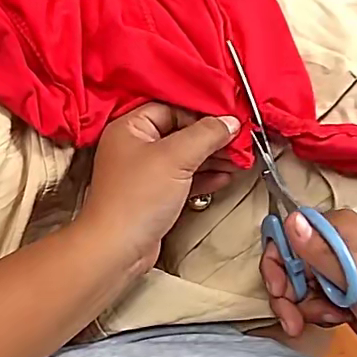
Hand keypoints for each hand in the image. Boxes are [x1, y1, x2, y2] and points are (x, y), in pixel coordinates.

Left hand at [77, 104, 239, 276]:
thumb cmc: (134, 201)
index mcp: (130, 128)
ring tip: (238, 160)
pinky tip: (224, 176)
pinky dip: (205, 177)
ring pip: (186, 157)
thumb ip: (206, 135)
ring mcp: (145, 172)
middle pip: (182, 132)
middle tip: (238, 141)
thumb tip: (229, 122)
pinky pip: (185, 179)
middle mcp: (135, 147)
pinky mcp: (156, 195)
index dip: (202, 113)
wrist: (118, 249)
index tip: (229, 119)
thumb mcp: (176, 157)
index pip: (172, 108)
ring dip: (213, 158)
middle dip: (212, 138)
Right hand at [260, 208, 356, 356]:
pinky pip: (310, 298)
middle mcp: (336, 243)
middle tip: (294, 316)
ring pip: (296, 284)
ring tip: (328, 317)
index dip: (278, 262)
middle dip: (288, 292)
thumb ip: (321, 251)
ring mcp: (336, 267)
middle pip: (288, 261)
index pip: (290, 232)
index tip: (281, 289)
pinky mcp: (338, 289)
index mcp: (340, 228)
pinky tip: (336, 319)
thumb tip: (291, 220)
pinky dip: (315, 312)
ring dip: (303, 306)